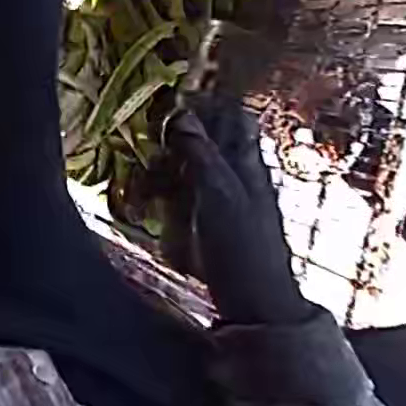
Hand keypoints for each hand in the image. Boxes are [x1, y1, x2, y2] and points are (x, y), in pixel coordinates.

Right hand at [167, 106, 309, 325]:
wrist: (255, 305)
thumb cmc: (243, 245)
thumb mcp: (219, 193)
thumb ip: (201, 153)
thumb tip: (181, 113)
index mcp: (247, 161)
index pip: (231, 115)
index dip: (205, 103)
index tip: (171, 100)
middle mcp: (238, 172)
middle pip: (209, 135)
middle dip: (180, 130)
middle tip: (153, 131)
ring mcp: (226, 195)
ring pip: (194, 160)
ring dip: (171, 157)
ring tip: (149, 162)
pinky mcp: (211, 216)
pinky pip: (186, 185)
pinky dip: (169, 181)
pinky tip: (153, 190)